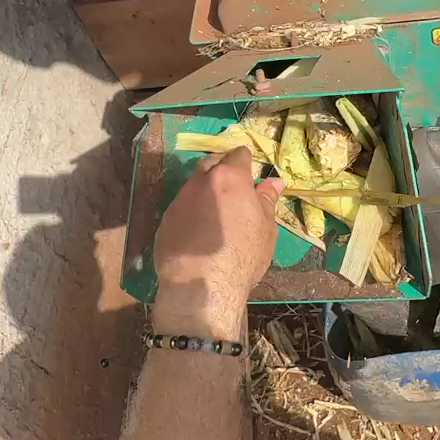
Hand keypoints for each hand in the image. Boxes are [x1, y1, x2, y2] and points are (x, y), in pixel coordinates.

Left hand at [151, 147, 283, 341]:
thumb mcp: (265, 228)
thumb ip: (267, 200)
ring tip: (216, 215)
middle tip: (234, 191)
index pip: (238, 154)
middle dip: (222, 170)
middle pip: (211, 164)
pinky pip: (182, 208)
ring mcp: (179, 200)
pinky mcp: (165, 220)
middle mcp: (201, 182)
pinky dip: (191, 213)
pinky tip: (198, 233)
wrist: (201, 285)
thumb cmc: (242, 255)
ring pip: (194, 186)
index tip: (251, 175)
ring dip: (205, 193)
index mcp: (230, 178)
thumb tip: (273, 182)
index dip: (246, 162)